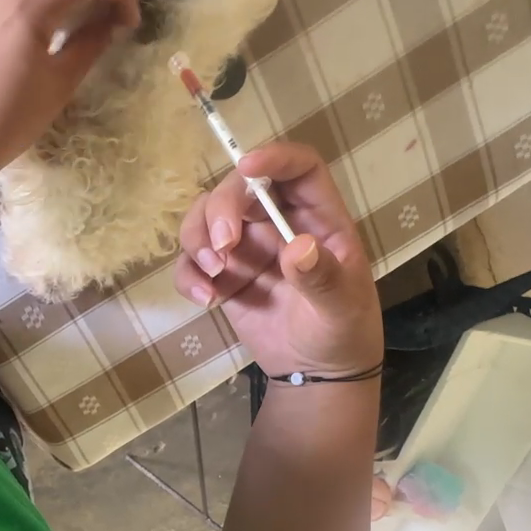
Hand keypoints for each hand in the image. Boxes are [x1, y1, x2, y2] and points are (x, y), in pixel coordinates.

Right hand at [174, 142, 382, 379]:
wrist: (315, 372)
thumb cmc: (341, 331)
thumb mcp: (341, 307)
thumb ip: (322, 278)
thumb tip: (298, 248)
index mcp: (317, 219)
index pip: (298, 170)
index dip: (274, 158)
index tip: (246, 165)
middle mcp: (276, 224)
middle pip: (237, 190)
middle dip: (219, 211)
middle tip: (221, 248)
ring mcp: (245, 249)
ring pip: (204, 219)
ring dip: (197, 239)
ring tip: (214, 275)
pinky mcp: (222, 277)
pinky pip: (191, 263)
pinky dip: (189, 276)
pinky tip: (207, 301)